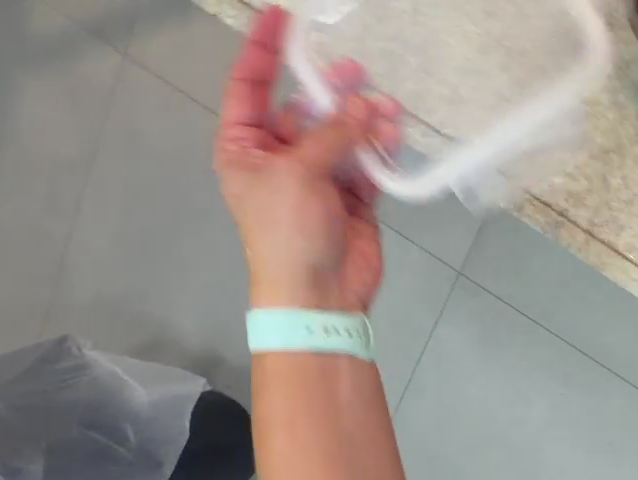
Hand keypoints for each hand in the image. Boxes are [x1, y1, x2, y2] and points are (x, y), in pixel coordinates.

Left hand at [213, 6, 398, 313]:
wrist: (319, 294)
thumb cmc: (288, 232)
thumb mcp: (298, 174)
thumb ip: (332, 136)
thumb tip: (365, 105)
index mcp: (245, 147)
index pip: (249, 86)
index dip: (264, 51)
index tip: (285, 19)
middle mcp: (281, 158)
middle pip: (305, 110)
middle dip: (330, 90)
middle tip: (357, 71)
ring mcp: (320, 180)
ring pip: (342, 137)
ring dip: (363, 122)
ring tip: (388, 108)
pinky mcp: (354, 201)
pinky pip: (367, 166)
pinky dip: (380, 151)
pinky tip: (392, 135)